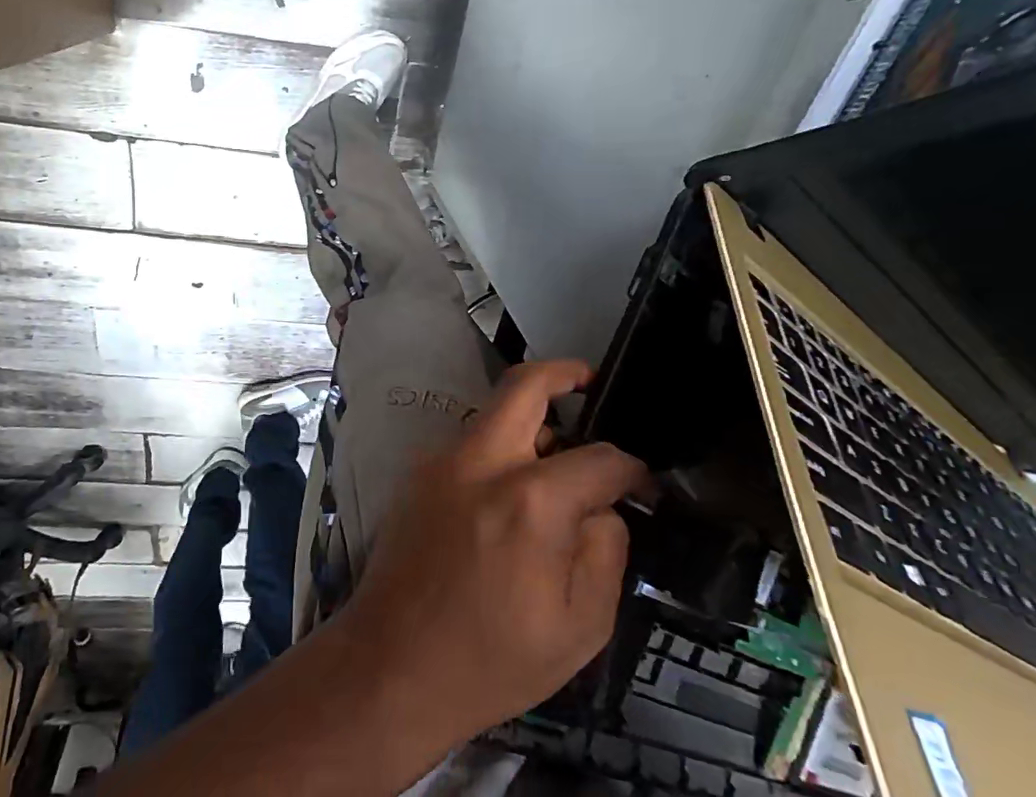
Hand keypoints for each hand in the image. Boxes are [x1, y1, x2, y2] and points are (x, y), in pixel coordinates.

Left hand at [330, 359, 649, 747]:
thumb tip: (602, 506)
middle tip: (591, 382)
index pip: (600, 458)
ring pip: (491, 414)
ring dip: (528, 420)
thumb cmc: (494, 658)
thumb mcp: (582, 624)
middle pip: (522, 386)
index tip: (642, 486)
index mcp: (529, 501)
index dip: (632, 469)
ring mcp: (437, 463)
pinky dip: (499, 448)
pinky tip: (514, 491)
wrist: (393, 663)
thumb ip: (604, 550)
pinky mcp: (415, 477)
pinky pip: (468, 445)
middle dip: (563, 373)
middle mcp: (478, 463)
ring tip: (559, 458)